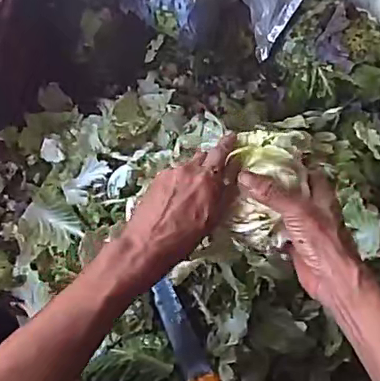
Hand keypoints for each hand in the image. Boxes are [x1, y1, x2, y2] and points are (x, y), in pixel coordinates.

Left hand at [105, 134, 236, 290]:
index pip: (222, 152)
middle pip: (204, 155)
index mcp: (208, 179)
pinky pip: (174, 173)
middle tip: (216, 166)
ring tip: (194, 187)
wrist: (146, 243)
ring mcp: (171, 172)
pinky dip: (180, 179)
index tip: (233, 137)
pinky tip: (177, 194)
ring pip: (188, 165)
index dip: (228, 143)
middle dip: (211, 157)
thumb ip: (224, 194)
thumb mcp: (213, 219)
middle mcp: (190, 170)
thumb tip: (232, 177)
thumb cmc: (184, 238)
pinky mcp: (157, 178)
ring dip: (195, 170)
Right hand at [236, 169, 370, 310]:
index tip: (264, 157)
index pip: (305, 170)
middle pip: (290, 190)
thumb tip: (245, 176)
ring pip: (282, 211)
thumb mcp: (297, 210)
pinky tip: (247, 224)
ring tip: (241, 195)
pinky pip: (276, 232)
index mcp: (320, 193)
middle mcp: (313, 207)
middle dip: (271, 184)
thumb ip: (272, 193)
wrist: (332, 278)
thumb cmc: (322, 240)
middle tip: (246, 176)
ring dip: (266, 206)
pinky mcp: (295, 244)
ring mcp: (304, 227)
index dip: (288, 162)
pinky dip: (264, 229)